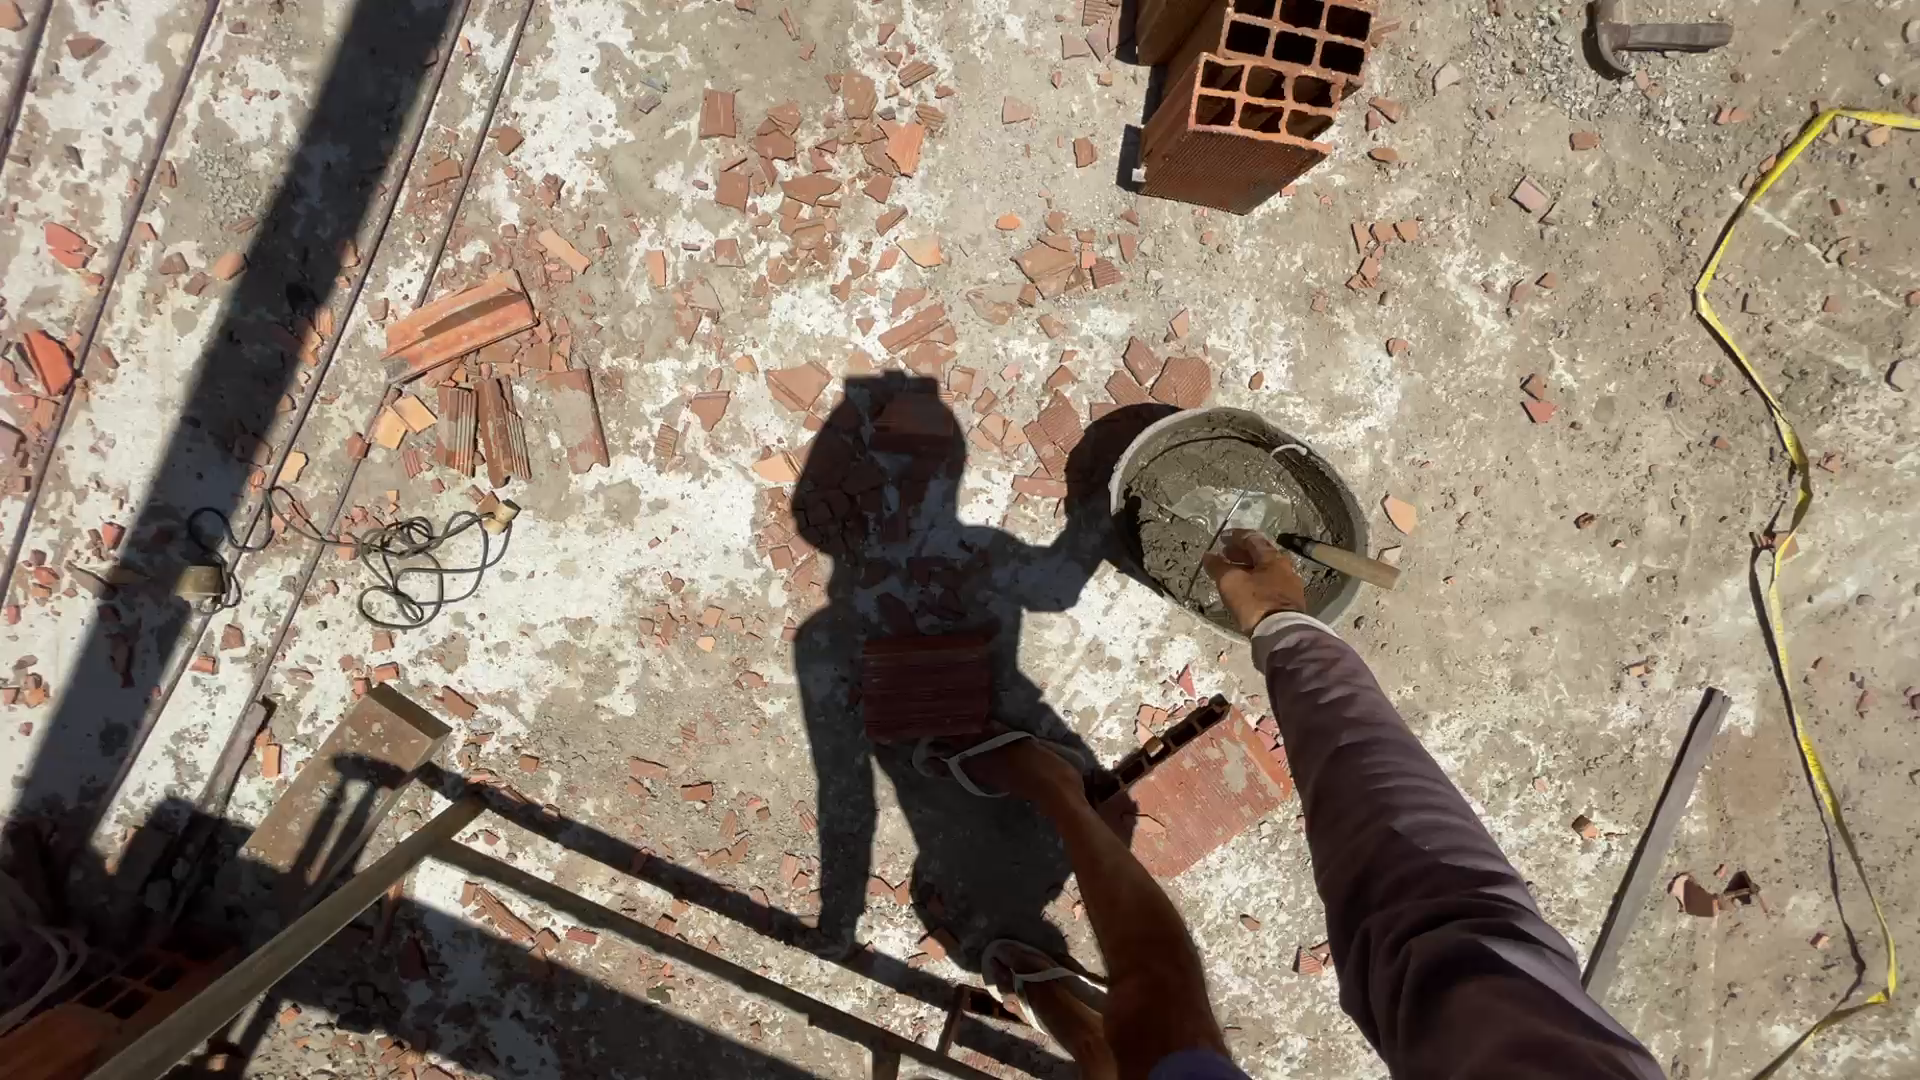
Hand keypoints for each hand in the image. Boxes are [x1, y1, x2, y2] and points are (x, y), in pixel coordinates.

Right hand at [1201, 529, 1306, 633]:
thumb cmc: (1254, 601)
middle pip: (1260, 555)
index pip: (1253, 539)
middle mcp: (1285, 569)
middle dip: (1240, 553)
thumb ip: (1218, 566)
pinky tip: (1244, 591)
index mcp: (1273, 558)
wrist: (1280, 632)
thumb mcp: (1230, 580)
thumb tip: (1208, 556)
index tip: (1222, 538)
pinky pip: (1268, 586)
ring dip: (1247, 569)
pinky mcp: (1288, 604)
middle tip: (1224, 555)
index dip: (1235, 536)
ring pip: (1264, 572)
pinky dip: (1254, 583)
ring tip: (1231, 574)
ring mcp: (1289, 587)